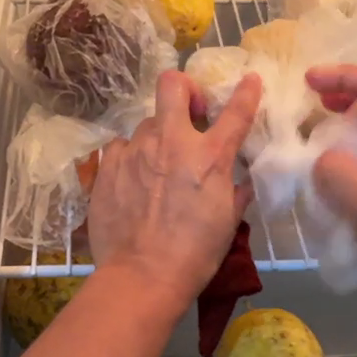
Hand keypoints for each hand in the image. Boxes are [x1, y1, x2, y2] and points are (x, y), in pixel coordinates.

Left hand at [88, 70, 260, 313]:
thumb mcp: (227, 222)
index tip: (249, 81)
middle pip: (172, 84)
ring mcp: (135, 151)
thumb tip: (238, 181)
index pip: (236, 111)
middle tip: (189, 113)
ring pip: (146, 125)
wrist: (142, 276)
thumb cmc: (195, 254)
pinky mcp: (107, 166)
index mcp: (209, 156)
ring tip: (156, 168)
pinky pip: (120, 148)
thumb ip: (235, 192)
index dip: (246, 92)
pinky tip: (131, 181)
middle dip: (184, 89)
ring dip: (156, 139)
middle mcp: (170, 142)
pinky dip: (130, 159)